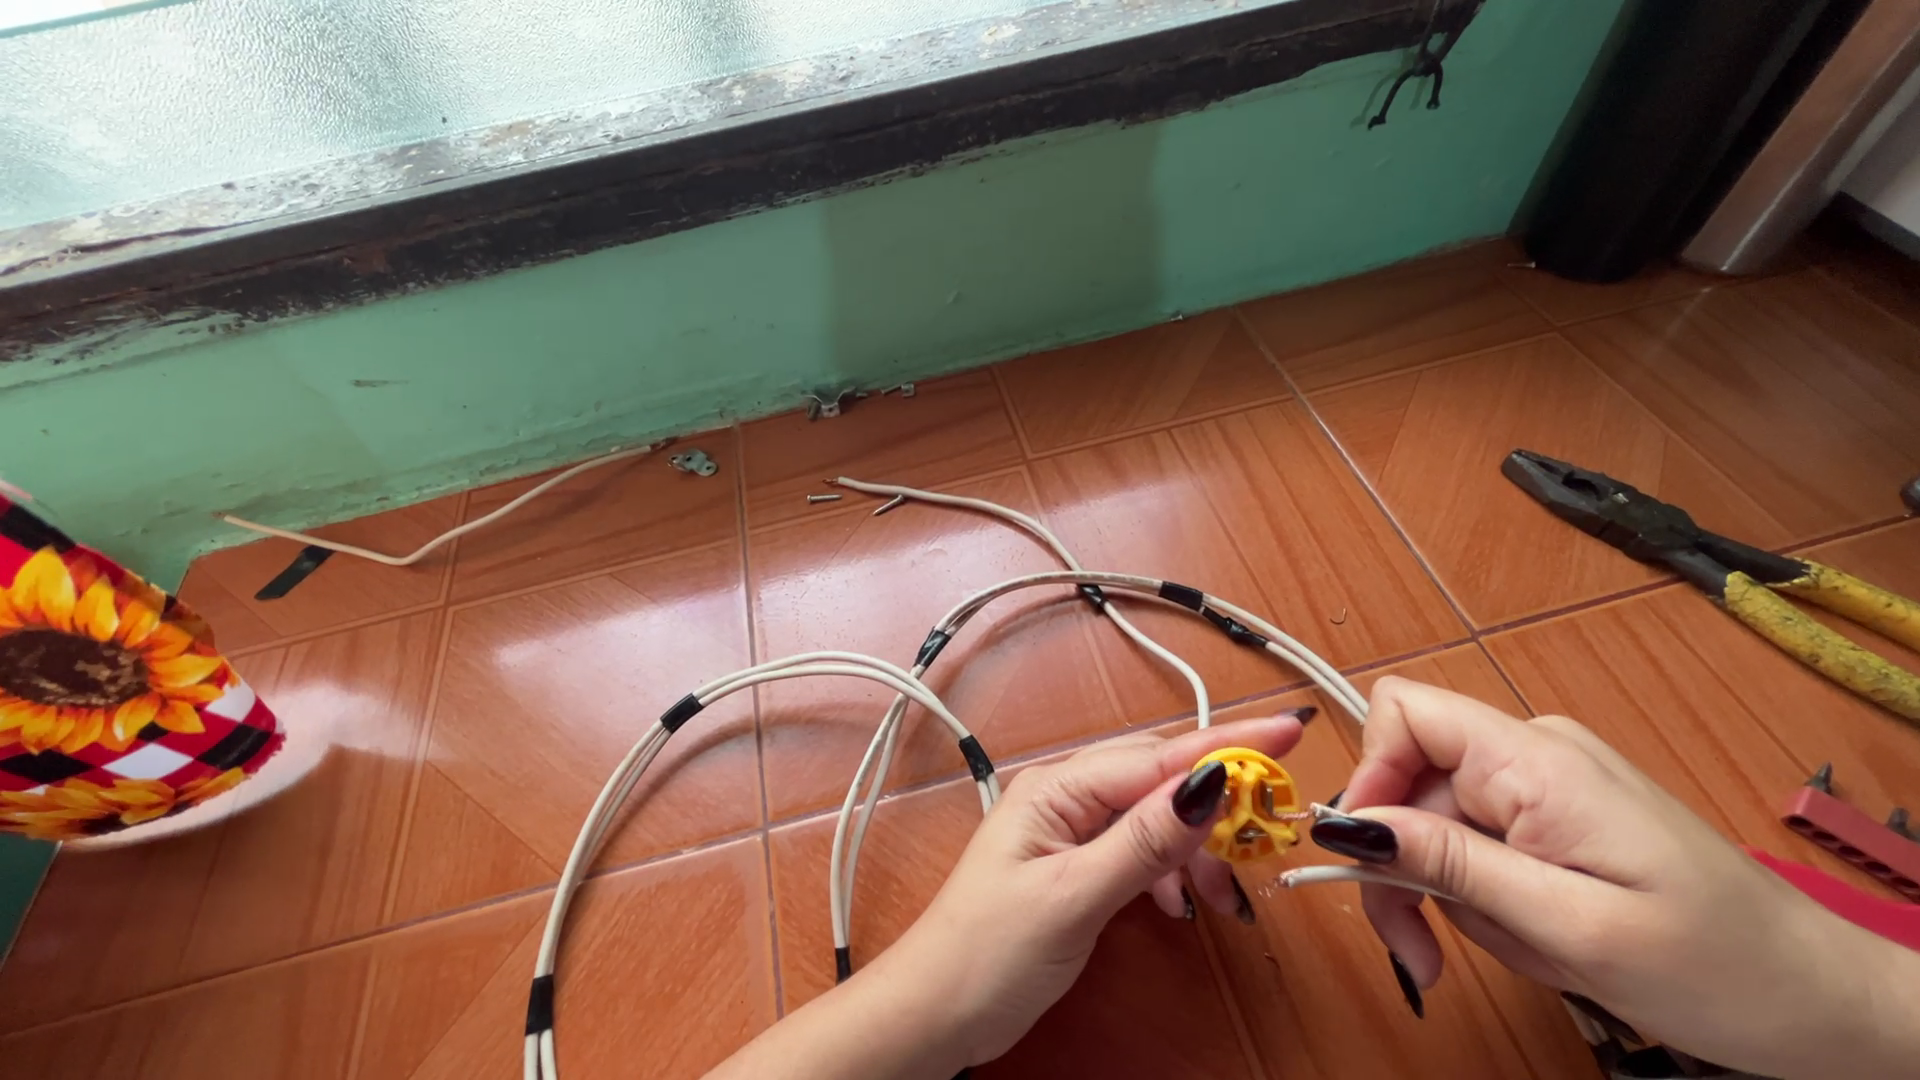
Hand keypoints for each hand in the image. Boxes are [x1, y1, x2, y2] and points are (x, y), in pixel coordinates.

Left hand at [873, 711, 1308, 1068]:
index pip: (1156, 757)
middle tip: (1268, 833)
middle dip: (1217, 801)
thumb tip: (1210, 786)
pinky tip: (1178, 901)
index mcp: (1056, 787)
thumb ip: (1143, 841)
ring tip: (1220, 894)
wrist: (937, 1009)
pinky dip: (1169, 868)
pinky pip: (1137, 846)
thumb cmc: (989, 952)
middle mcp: (1064, 793)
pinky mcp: (1075, 859)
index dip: (1226, 746)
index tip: (1289, 732)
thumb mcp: (1074, 896)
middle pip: (1158, 778)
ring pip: (1153, 814)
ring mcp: (1069, 826)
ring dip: (1194, 845)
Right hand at [1326, 677, 1919, 1078]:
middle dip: (1401, 867)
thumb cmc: (1722, 968)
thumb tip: (1352, 825)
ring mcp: (1537, 785)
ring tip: (1504, 953)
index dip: (1368, 770)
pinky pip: (1471, 843)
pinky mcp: (1547, 816)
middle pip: (1409, 783)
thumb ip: (1454, 863)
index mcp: (1534, 759)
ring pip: (1434, 823)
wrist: (1829, 1005)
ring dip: (1446, 894)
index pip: (1404, 711)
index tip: (1368, 851)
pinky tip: (1524, 936)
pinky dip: (1476, 896)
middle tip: (1416, 951)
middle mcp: (1527, 754)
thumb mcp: (1572, 926)